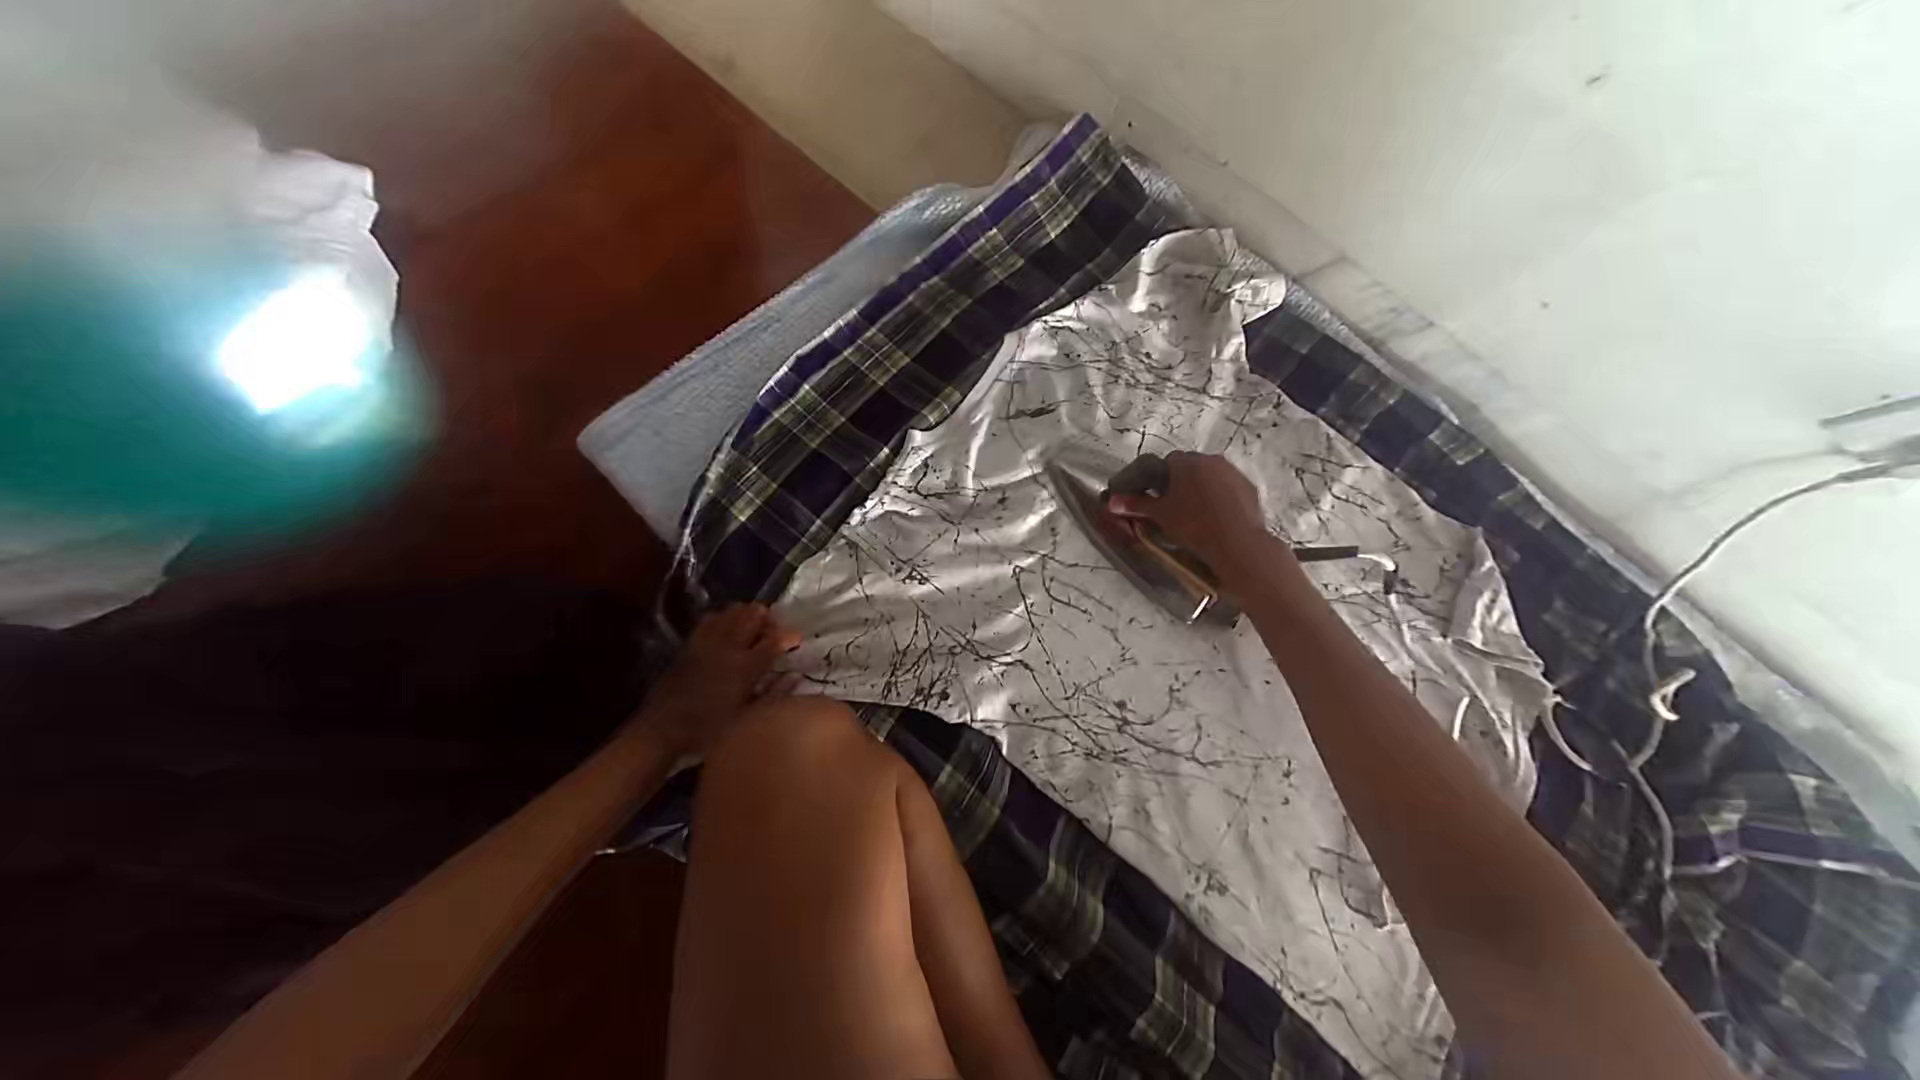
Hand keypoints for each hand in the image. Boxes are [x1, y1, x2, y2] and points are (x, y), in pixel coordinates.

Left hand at [628, 604, 801, 756]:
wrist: (661, 731)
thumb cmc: (708, 731)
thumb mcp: (747, 718)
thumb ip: (774, 693)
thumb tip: (794, 675)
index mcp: (745, 667)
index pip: (773, 640)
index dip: (788, 636)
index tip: (797, 640)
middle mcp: (727, 647)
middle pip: (752, 615)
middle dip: (768, 619)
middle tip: (775, 634)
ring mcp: (706, 642)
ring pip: (732, 612)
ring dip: (747, 615)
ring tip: (754, 629)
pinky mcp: (690, 644)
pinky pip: (711, 619)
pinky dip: (724, 618)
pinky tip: (728, 631)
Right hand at [1106, 452, 1287, 588]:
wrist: (1237, 544)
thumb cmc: (1194, 526)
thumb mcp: (1161, 516)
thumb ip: (1136, 504)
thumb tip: (1111, 502)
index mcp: (1187, 462)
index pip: (1166, 462)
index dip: (1158, 478)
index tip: (1155, 496)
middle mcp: (1212, 460)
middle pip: (1189, 466)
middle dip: (1180, 481)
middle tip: (1172, 506)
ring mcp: (1233, 473)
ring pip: (1210, 476)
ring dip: (1200, 488)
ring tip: (1194, 513)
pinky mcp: (1249, 489)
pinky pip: (1227, 488)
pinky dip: (1219, 498)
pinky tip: (1215, 518)